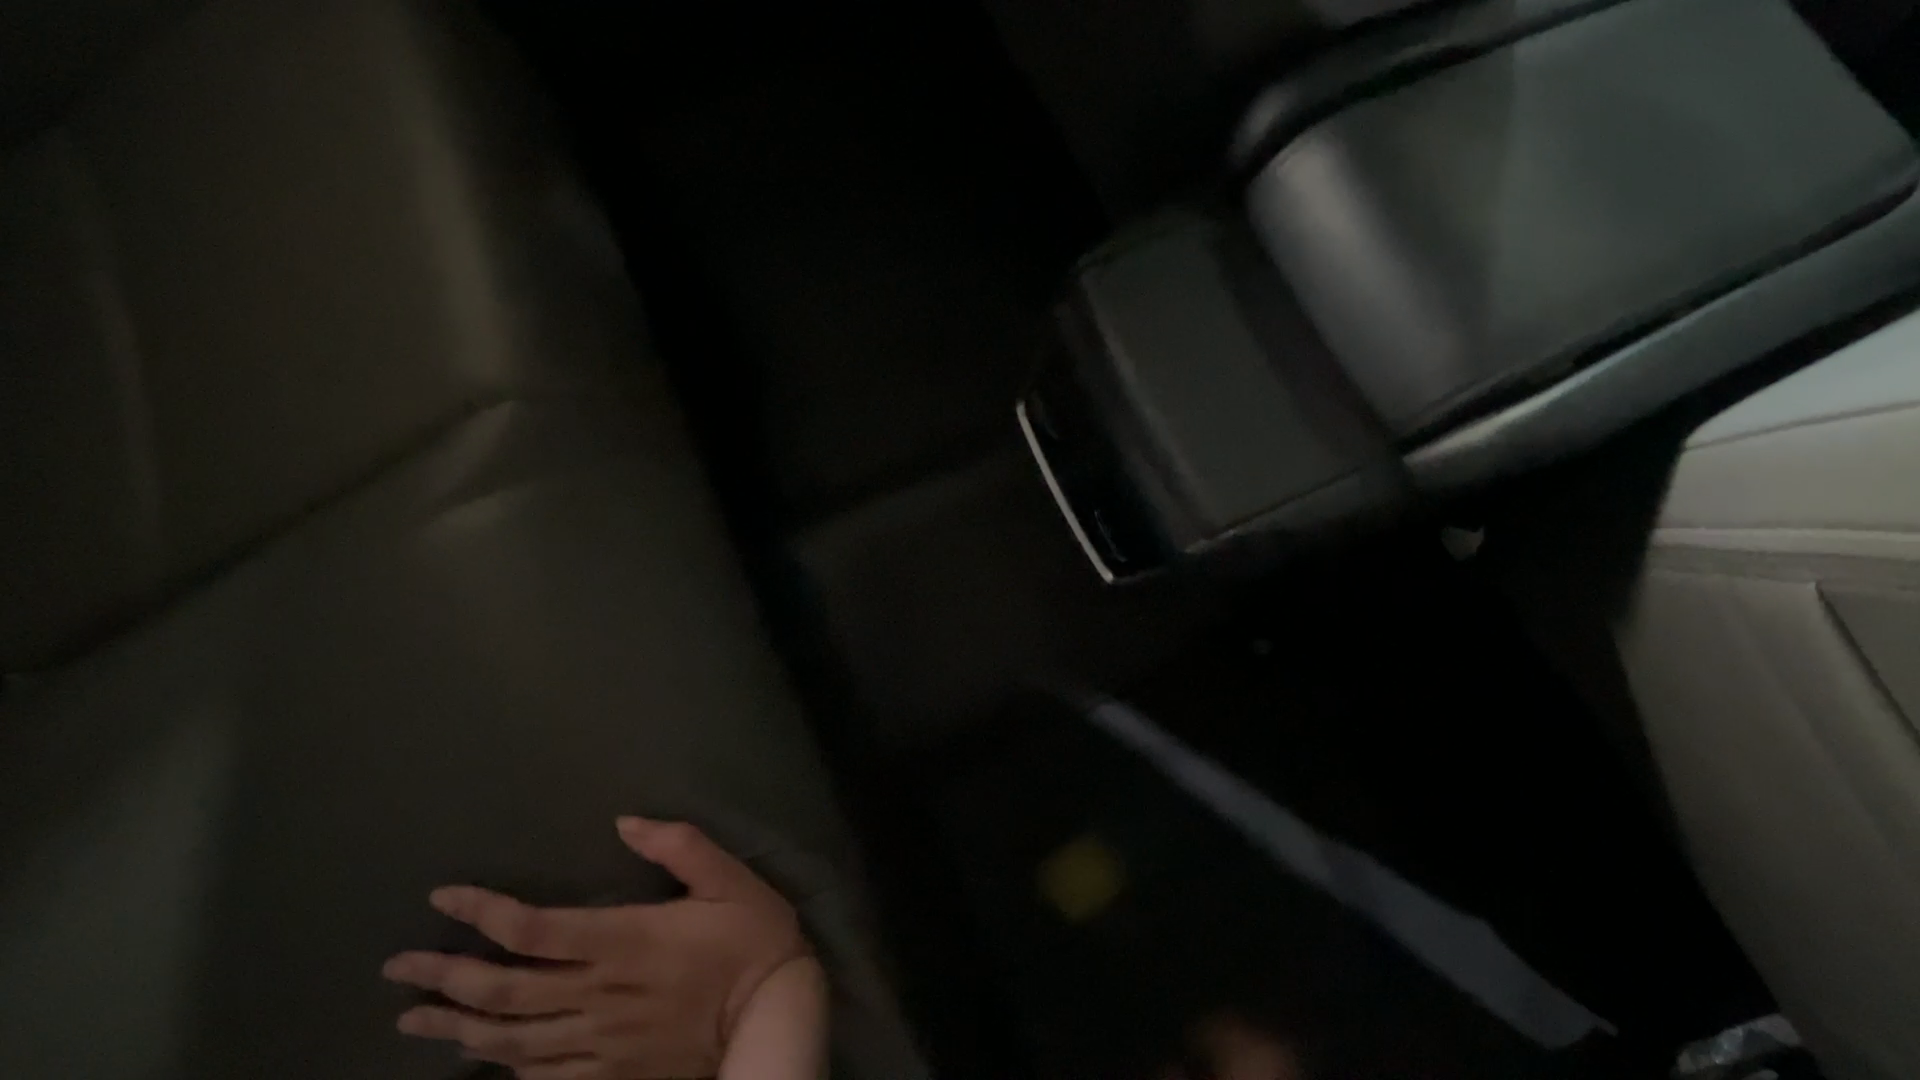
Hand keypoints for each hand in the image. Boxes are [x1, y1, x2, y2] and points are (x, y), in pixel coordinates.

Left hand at [383, 817, 812, 1078]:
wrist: (775, 1016)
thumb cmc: (753, 938)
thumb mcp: (730, 878)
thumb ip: (679, 845)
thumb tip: (624, 821)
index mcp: (626, 941)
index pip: (535, 929)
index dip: (483, 913)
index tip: (443, 898)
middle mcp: (599, 995)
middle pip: (505, 991)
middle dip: (446, 977)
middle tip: (398, 968)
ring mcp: (601, 1042)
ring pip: (509, 1041)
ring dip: (456, 1029)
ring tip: (413, 1019)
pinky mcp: (612, 1074)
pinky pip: (541, 1077)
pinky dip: (501, 1068)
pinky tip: (480, 1059)